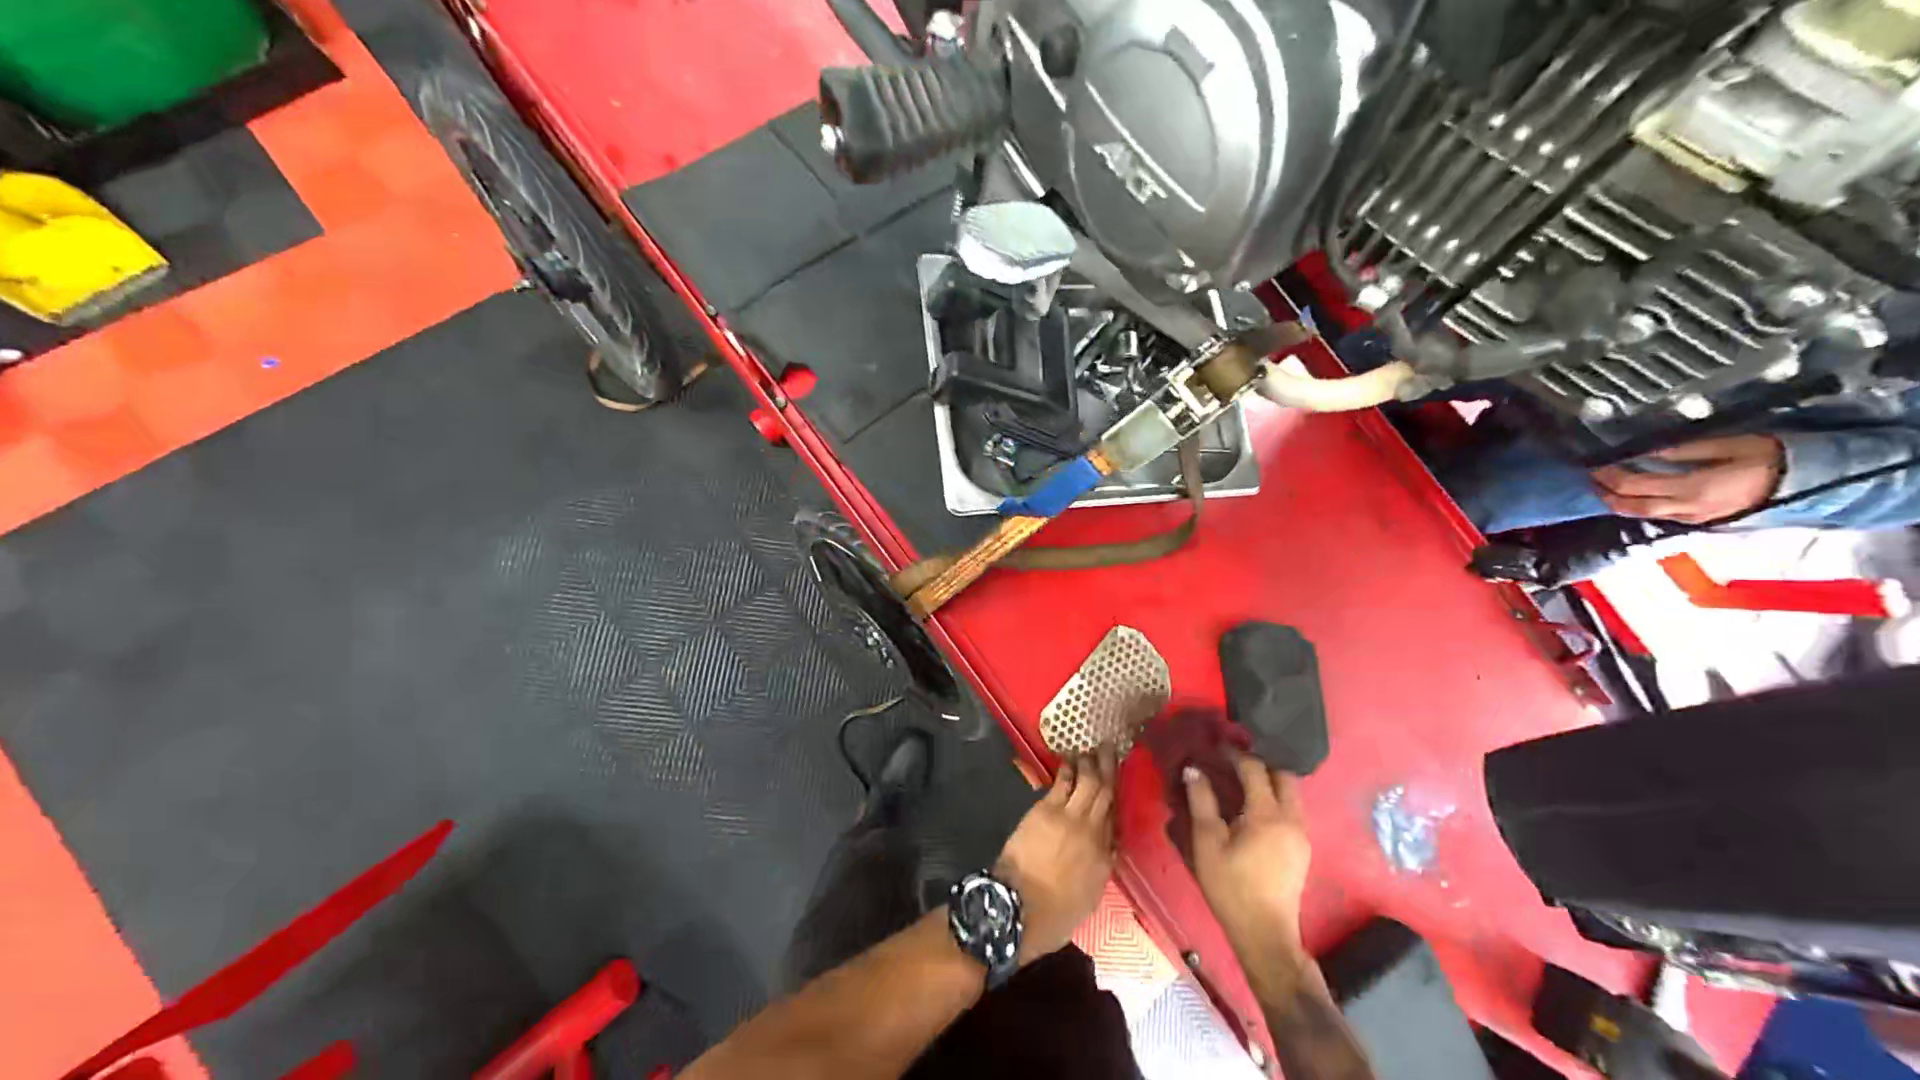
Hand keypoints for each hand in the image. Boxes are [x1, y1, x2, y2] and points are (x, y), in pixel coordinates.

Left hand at [995, 750, 1116, 964]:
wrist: (1022, 909)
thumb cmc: (1054, 915)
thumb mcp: (1088, 898)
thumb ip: (1099, 870)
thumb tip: (1106, 852)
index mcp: (1105, 859)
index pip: (1115, 822)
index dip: (1116, 800)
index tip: (1117, 784)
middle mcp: (1093, 833)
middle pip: (1105, 794)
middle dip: (1108, 769)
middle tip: (1110, 749)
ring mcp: (1070, 818)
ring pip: (1086, 783)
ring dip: (1089, 764)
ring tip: (1090, 749)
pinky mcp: (1046, 810)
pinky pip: (1061, 783)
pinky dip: (1066, 769)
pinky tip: (1068, 760)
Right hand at [1184, 751, 1311, 965]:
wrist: (1264, 934)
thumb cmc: (1230, 887)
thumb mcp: (1207, 842)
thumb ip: (1201, 802)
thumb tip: (1193, 770)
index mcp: (1269, 815)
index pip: (1255, 769)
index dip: (1235, 754)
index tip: (1215, 747)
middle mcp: (1292, 819)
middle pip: (1283, 776)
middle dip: (1260, 763)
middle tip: (1233, 760)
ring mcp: (1301, 835)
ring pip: (1290, 794)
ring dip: (1268, 781)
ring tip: (1240, 781)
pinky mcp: (1302, 849)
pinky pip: (1291, 810)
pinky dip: (1273, 799)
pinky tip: (1252, 808)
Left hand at [1589, 435, 1782, 524]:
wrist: (1809, 480)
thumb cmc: (1770, 457)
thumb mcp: (1728, 445)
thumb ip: (1684, 450)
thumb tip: (1644, 451)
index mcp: (1692, 489)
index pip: (1633, 485)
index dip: (1608, 476)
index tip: (1593, 464)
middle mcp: (1687, 509)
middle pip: (1630, 506)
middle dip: (1604, 494)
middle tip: (1590, 478)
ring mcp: (1693, 518)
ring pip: (1642, 515)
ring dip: (1618, 503)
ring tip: (1603, 488)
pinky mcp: (1701, 521)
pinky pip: (1659, 516)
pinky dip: (1638, 507)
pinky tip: (1632, 497)